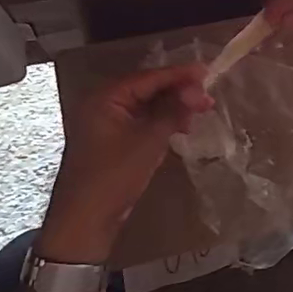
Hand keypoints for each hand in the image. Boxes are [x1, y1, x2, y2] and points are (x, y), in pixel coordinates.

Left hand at [40, 64, 212, 262]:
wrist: (85, 219)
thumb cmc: (114, 176)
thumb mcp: (148, 141)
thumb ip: (172, 112)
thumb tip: (196, 91)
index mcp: (105, 98)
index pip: (148, 77)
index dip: (179, 75)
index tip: (207, 72)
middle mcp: (103, 105)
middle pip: (146, 89)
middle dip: (177, 92)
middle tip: (207, 96)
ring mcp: (106, 124)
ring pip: (145, 107)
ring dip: (172, 108)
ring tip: (199, 111)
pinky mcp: (112, 143)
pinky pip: (140, 123)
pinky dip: (161, 123)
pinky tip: (181, 127)